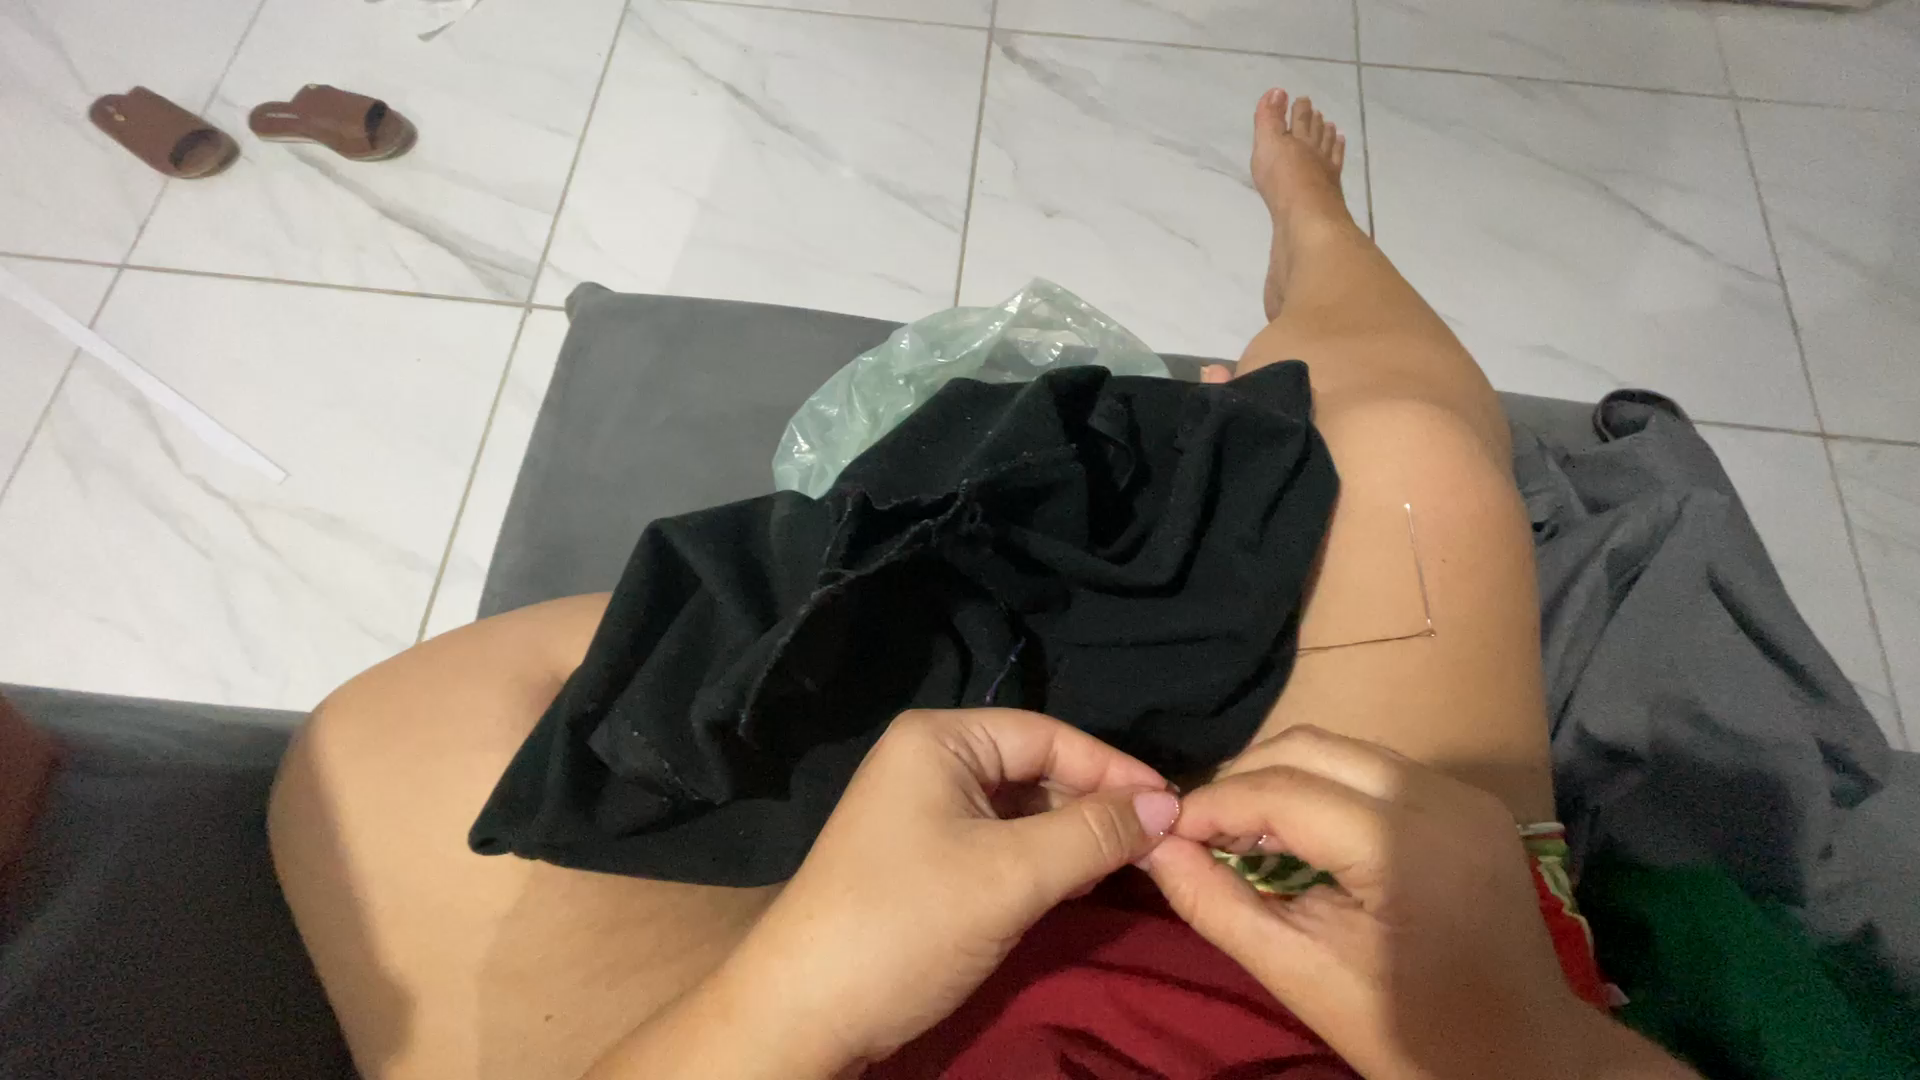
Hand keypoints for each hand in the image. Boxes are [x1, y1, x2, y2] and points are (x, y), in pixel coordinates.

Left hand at [675, 709, 1179, 1074]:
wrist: (805, 1012)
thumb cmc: (907, 923)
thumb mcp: (1010, 875)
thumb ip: (1093, 834)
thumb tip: (1169, 805)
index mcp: (940, 738)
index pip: (1045, 735)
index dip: (1112, 769)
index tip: (1174, 805)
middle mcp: (931, 758)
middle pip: (1034, 767)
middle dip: (1094, 804)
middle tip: (1160, 841)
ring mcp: (926, 805)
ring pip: (1021, 806)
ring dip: (1073, 833)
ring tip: (1133, 860)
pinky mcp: (927, 849)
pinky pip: (1000, 837)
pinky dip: (1043, 855)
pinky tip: (1083, 876)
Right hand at [1141, 725, 1586, 1079]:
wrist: (1536, 1065)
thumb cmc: (1414, 1036)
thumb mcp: (1300, 977)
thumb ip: (1215, 904)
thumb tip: (1152, 847)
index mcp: (1402, 848)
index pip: (1278, 792)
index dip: (1210, 805)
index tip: (1164, 832)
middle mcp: (1435, 797)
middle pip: (1302, 747)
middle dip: (1238, 781)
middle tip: (1200, 829)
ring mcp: (1456, 790)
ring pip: (1331, 746)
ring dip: (1272, 775)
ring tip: (1239, 826)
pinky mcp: (1462, 796)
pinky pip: (1362, 763)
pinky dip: (1313, 781)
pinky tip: (1294, 824)